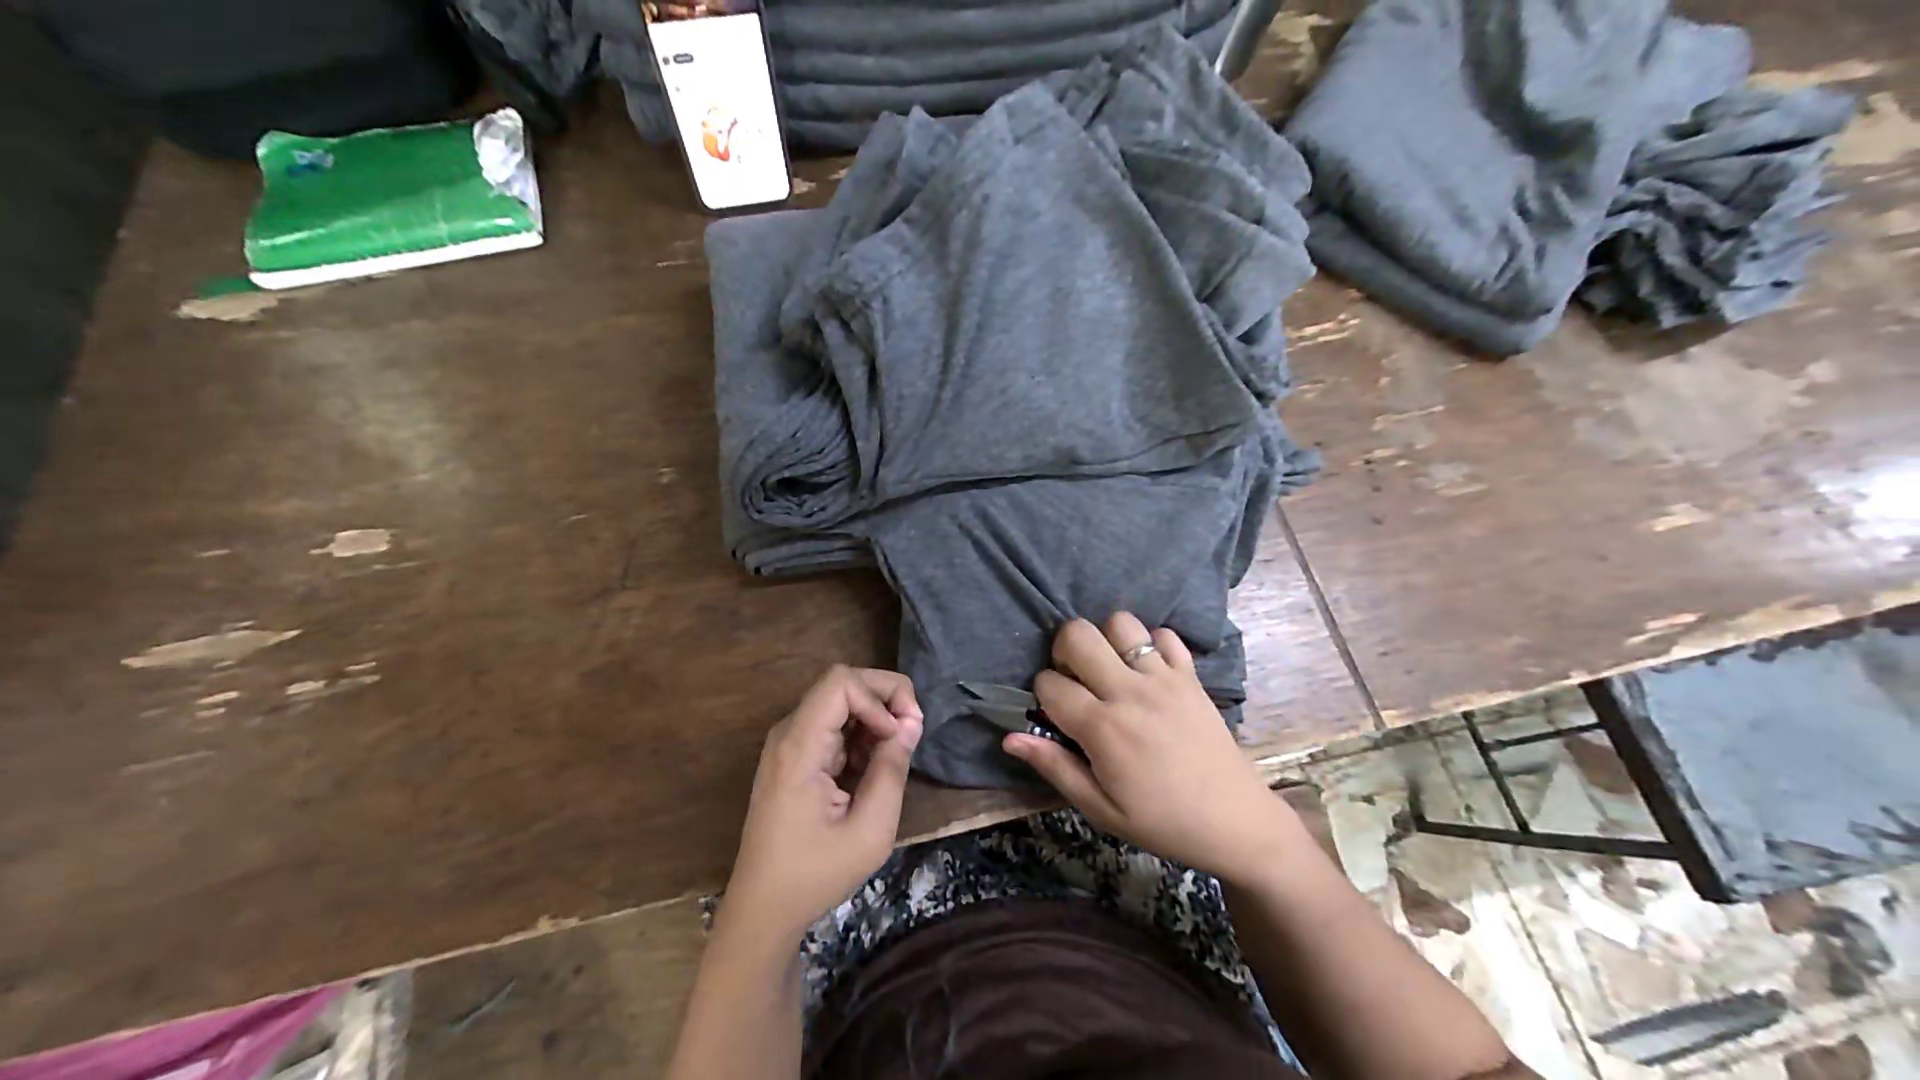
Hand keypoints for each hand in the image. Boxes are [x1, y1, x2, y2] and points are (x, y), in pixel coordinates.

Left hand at [723, 666, 923, 941]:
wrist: (764, 908)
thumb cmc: (816, 874)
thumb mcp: (870, 830)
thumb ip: (893, 769)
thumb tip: (911, 722)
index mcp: (799, 746)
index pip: (841, 682)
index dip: (879, 697)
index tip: (899, 736)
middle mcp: (789, 734)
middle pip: (841, 684)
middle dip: (884, 698)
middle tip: (912, 732)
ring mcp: (789, 744)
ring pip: (839, 702)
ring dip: (875, 717)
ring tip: (895, 754)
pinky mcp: (794, 757)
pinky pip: (832, 726)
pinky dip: (861, 734)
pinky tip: (874, 766)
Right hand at [1002, 613, 1291, 885]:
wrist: (1236, 822)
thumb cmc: (1162, 822)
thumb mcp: (1101, 809)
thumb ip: (1054, 767)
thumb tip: (1010, 737)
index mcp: (1103, 728)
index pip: (1049, 683)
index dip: (1042, 695)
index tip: (1055, 715)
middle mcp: (1130, 692)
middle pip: (1077, 634)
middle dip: (1063, 652)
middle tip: (1076, 682)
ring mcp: (1165, 679)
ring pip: (1120, 623)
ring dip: (1106, 641)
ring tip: (1111, 671)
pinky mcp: (1191, 676)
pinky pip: (1166, 635)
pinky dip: (1151, 645)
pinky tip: (1149, 673)